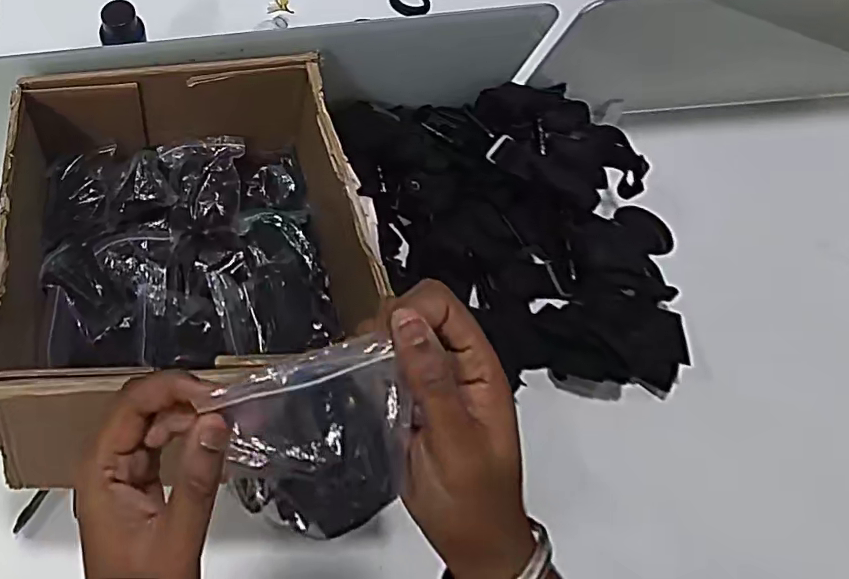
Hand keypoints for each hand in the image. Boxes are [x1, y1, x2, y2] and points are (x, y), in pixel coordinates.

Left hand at [74, 371, 230, 578]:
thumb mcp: (175, 540)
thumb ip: (195, 480)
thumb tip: (213, 424)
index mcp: (98, 466)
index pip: (131, 404)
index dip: (169, 388)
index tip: (207, 390)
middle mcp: (103, 461)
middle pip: (138, 407)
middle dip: (178, 397)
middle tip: (219, 399)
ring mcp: (119, 472)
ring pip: (149, 424)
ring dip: (183, 415)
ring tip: (218, 414)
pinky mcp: (136, 486)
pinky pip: (157, 446)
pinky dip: (181, 437)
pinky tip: (204, 438)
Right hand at [382, 281, 535, 578]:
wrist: (471, 543)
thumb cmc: (475, 502)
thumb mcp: (456, 442)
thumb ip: (432, 379)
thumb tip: (408, 321)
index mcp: (480, 369)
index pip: (443, 305)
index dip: (412, 311)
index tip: (390, 339)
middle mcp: (455, 365)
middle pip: (415, 309)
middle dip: (388, 326)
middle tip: (379, 362)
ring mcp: (431, 375)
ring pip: (395, 329)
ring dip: (376, 345)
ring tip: (375, 378)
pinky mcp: (408, 388)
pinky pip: (383, 355)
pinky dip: (368, 361)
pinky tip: (370, 384)